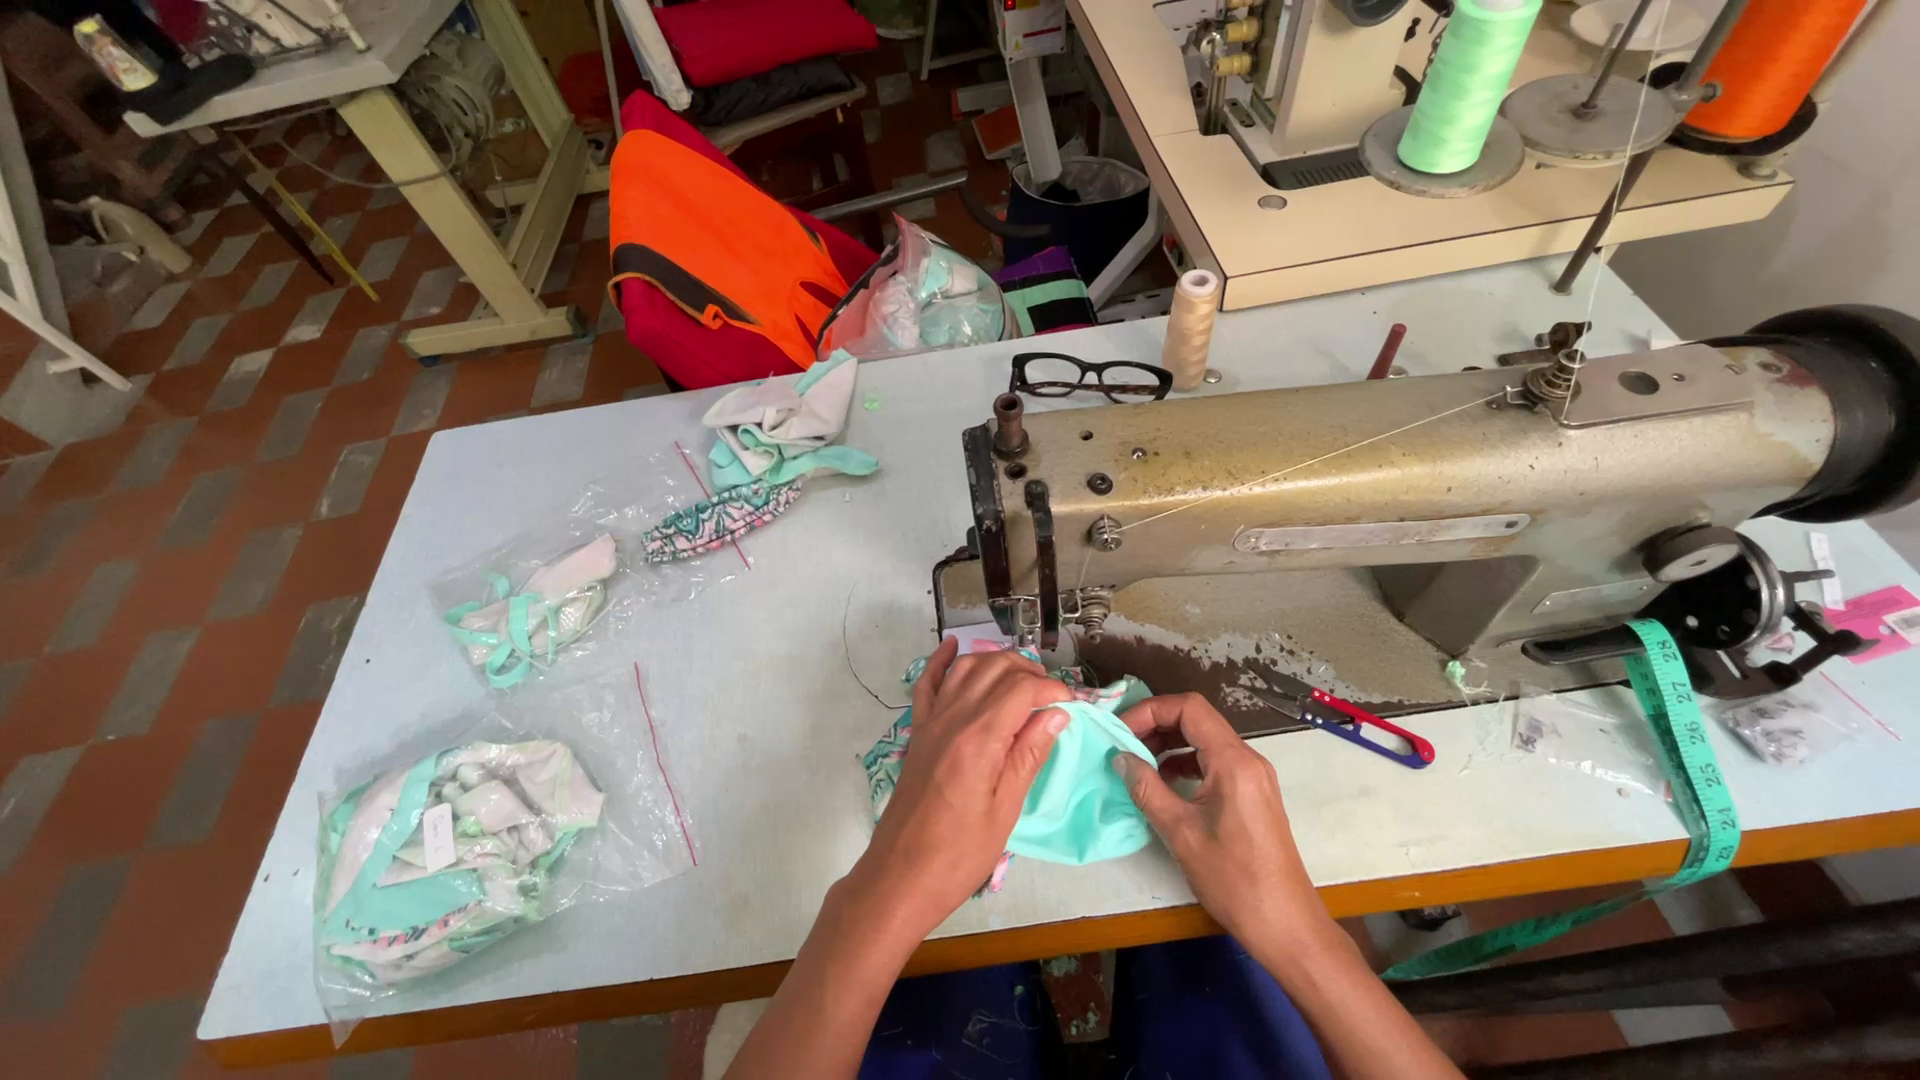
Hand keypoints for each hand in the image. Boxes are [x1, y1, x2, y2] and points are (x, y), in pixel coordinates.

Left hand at [849, 638, 1072, 935]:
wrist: (899, 876)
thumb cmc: (959, 854)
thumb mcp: (1005, 809)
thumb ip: (1029, 754)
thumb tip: (1057, 714)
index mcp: (979, 739)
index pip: (1023, 690)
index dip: (1054, 690)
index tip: (1075, 706)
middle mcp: (952, 719)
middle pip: (996, 669)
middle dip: (1031, 672)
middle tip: (1055, 697)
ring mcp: (931, 722)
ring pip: (966, 668)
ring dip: (997, 662)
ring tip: (1024, 679)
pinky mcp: (918, 732)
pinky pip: (927, 683)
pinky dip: (941, 661)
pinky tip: (954, 647)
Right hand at [1114, 693, 1330, 950]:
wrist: (1285, 924)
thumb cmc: (1233, 879)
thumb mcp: (1180, 832)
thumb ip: (1147, 788)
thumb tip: (1120, 758)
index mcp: (1233, 761)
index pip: (1189, 708)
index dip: (1150, 710)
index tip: (1120, 731)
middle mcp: (1247, 759)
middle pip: (1197, 719)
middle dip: (1156, 724)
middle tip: (1122, 743)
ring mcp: (1253, 777)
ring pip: (1205, 740)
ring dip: (1169, 743)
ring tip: (1136, 762)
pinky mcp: (1252, 794)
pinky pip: (1214, 762)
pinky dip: (1185, 763)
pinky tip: (1162, 783)